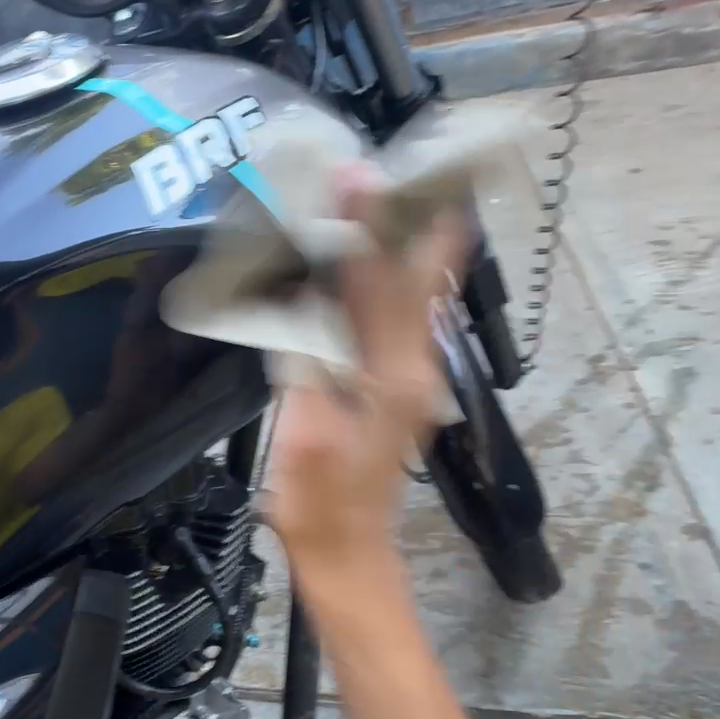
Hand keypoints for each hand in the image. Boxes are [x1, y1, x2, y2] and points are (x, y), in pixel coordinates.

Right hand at [264, 166, 474, 570]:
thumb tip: (304, 308)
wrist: (348, 552)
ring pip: (417, 297)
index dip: (364, 230)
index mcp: (388, 380)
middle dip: (409, 221)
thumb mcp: (302, 439)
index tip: (357, 176)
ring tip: (398, 195)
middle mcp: (412, 371)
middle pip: (416, 281)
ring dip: (407, 244)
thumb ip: (306, 371)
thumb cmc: (318, 505)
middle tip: (406, 166)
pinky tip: (385, 261)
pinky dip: (395, 280)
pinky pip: (403, 320)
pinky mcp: (400, 390)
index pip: (376, 288)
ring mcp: (412, 380)